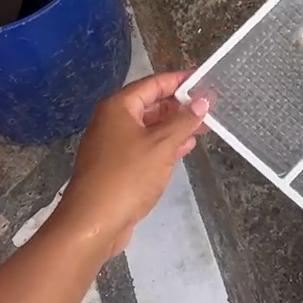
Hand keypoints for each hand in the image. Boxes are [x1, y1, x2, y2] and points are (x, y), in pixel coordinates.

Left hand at [54, 71, 209, 260]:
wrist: (93, 223)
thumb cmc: (127, 176)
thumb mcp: (161, 145)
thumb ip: (183, 121)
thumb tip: (202, 100)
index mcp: (118, 107)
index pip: (153, 84)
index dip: (179, 81)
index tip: (204, 80)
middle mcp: (112, 121)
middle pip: (150, 104)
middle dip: (180, 106)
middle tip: (209, 106)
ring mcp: (113, 144)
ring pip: (149, 127)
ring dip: (175, 126)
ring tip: (203, 126)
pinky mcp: (116, 166)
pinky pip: (144, 146)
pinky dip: (164, 144)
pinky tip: (184, 147)